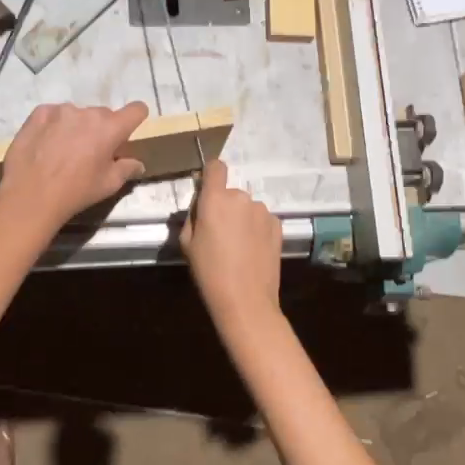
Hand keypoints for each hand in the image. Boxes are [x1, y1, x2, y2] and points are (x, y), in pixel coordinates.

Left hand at [0, 102, 148, 230]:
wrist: (31, 195)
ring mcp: (61, 110)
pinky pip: (54, 114)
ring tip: (64, 150)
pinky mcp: (39, 114)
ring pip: (77, 114)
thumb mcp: (108, 185)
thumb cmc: (76, 192)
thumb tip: (137, 163)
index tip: (126, 131)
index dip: (135, 118)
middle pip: (103, 115)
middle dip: (102, 129)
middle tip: (90, 152)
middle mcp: (87, 113)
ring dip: (77, 126)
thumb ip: (127, 168)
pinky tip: (47, 144)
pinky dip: (55, 125)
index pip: (136, 110)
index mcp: (110, 128)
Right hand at [180, 160, 281, 328]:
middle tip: (219, 233)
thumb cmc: (209, 271)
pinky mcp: (278, 225)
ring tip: (238, 246)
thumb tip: (200, 205)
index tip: (208, 190)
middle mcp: (241, 198)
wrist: (245, 298)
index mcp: (215, 199)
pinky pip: (261, 220)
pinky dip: (256, 229)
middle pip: (231, 193)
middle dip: (225, 206)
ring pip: (247, 207)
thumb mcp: (187, 243)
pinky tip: (253, 250)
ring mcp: (263, 211)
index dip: (211, 174)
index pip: (216, 167)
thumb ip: (193, 216)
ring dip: (242, 218)